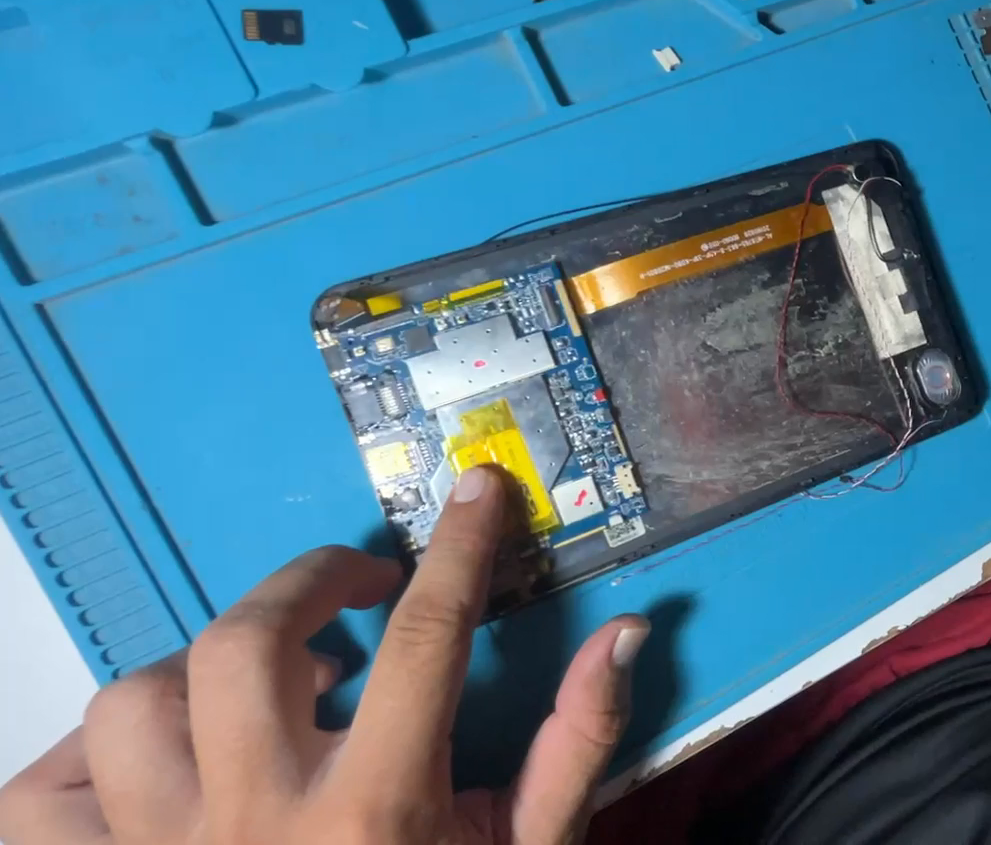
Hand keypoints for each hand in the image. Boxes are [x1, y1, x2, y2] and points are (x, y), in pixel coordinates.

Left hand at [0, 466, 647, 844]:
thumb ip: (579, 737)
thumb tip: (627, 629)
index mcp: (377, 808)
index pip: (426, 637)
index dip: (460, 547)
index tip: (479, 484)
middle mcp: (250, 823)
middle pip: (250, 642)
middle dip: (319, 579)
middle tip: (371, 584)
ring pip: (137, 701)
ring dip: (216, 662)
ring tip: (278, 680)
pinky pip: (34, 795)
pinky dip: (94, 754)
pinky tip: (165, 759)